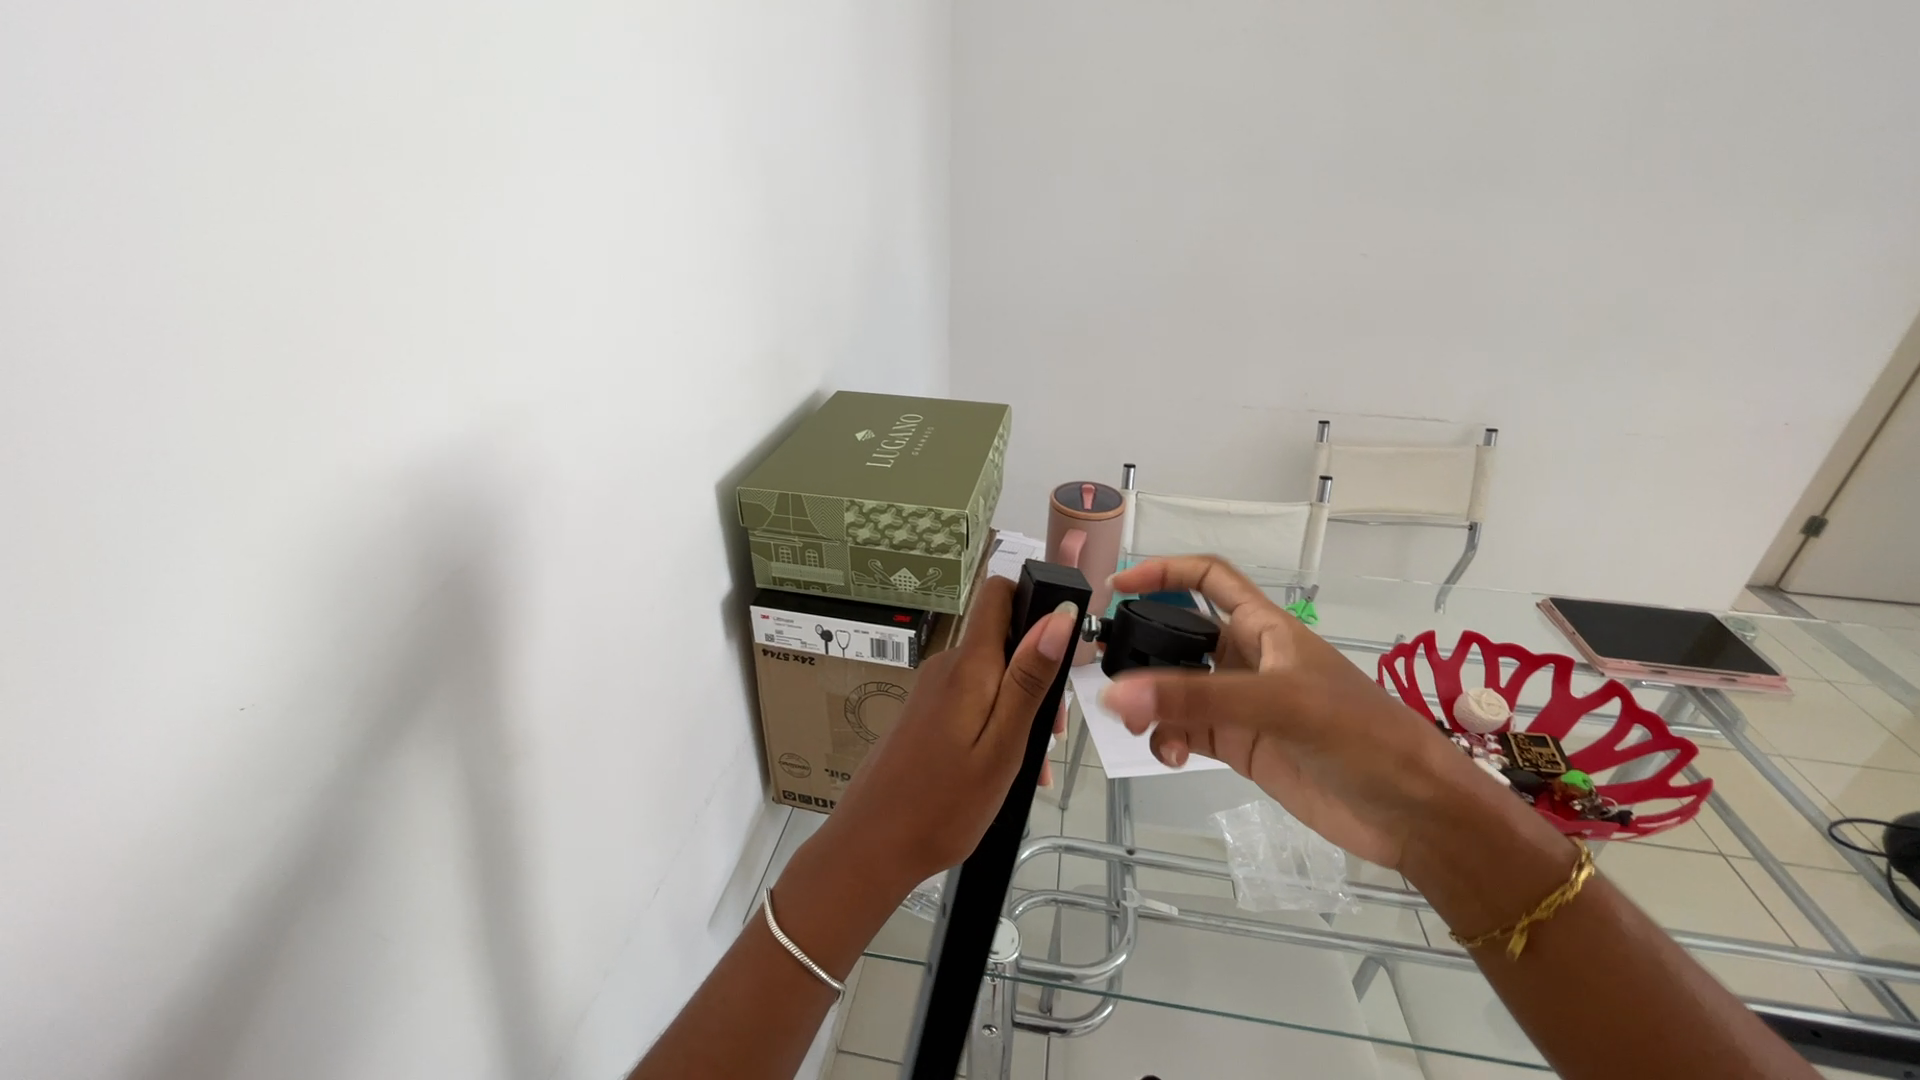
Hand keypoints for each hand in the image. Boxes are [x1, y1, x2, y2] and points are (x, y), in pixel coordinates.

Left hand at [825, 575, 1079, 892]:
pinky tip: (1002, 768)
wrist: (872, 847)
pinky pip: (972, 701)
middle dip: (1037, 676)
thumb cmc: (944, 805)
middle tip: (1050, 736)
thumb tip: (1059, 616)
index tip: (1061, 648)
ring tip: (1030, 765)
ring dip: (1020, 709)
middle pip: (1004, 641)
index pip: (999, 593)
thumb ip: (1029, 679)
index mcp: (968, 666)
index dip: (1035, 603)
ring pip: (992, 676)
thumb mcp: (1002, 745)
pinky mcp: (924, 713)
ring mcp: (932, 691)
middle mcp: (946, 667)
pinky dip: (996, 724)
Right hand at [1102, 556, 1483, 869]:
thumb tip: (1115, 697)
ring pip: (1176, 691)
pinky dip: (1167, 740)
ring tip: (1141, 726)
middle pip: (1180, 639)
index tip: (1119, 587)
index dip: (1165, 572)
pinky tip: (1172, 756)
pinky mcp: (1239, 746)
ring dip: (1152, 705)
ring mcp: (1241, 705)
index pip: (1208, 579)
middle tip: (1110, 671)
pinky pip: (1185, 732)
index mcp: (1264, 627)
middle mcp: (1247, 659)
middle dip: (1144, 651)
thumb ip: (1196, 699)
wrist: (1410, 812)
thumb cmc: (1358, 734)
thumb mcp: (1278, 703)